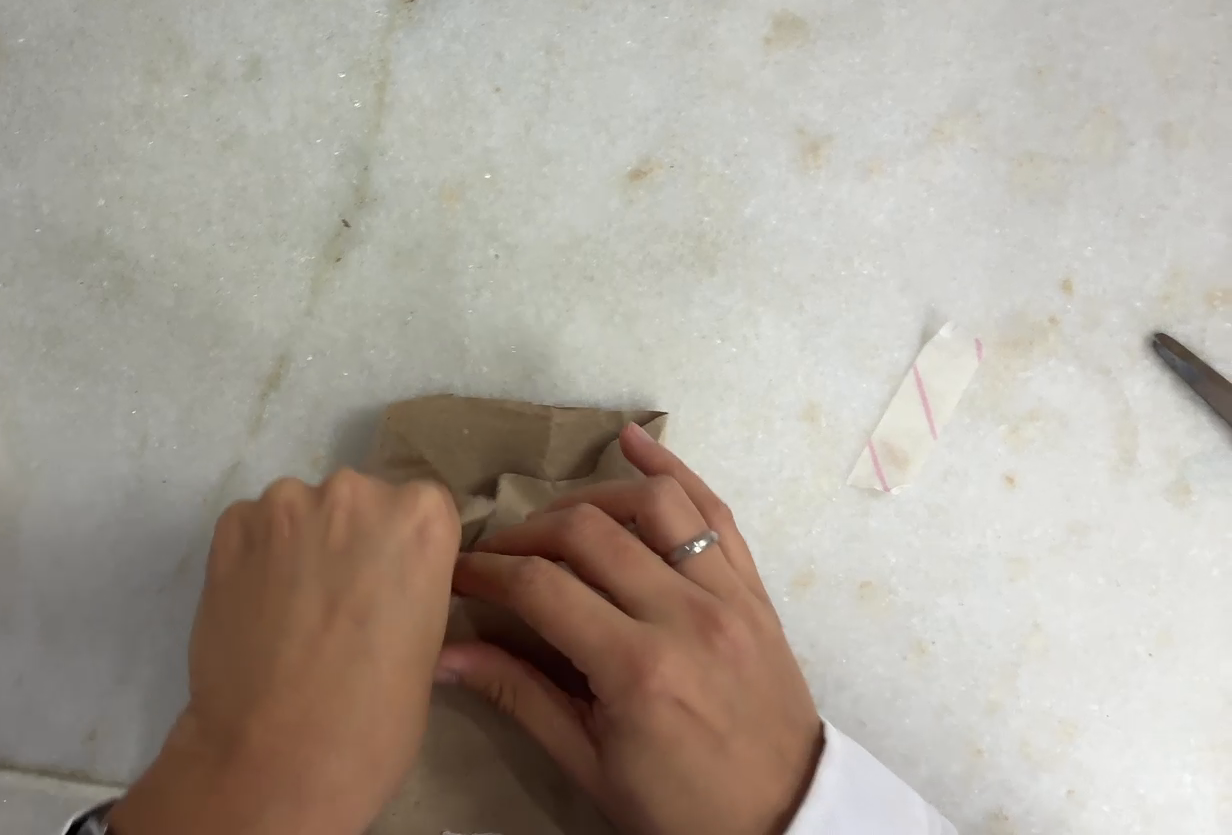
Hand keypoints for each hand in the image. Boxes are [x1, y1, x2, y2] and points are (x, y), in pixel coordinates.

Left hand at [110, 469, 460, 834]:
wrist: (276, 757)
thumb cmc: (373, 717)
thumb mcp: (426, 641)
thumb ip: (409, 581)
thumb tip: (386, 574)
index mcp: (419, 518)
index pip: (420, 505)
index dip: (401, 546)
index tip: (387, 580)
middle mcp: (354, 491)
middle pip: (356, 501)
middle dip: (349, 538)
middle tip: (336, 597)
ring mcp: (287, 502)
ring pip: (299, 510)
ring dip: (298, 542)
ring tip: (289, 606)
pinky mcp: (233, 523)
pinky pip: (252, 525)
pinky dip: (254, 553)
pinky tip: (255, 602)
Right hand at [436, 423, 821, 834]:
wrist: (797, 832)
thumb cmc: (683, 811)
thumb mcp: (589, 764)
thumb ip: (516, 694)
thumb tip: (440, 656)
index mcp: (638, 670)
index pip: (539, 586)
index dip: (486, 571)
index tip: (458, 573)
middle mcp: (685, 617)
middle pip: (584, 532)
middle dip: (524, 534)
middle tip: (498, 554)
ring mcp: (728, 597)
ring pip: (650, 504)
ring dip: (590, 496)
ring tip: (557, 518)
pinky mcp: (755, 591)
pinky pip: (715, 512)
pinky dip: (672, 469)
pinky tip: (633, 442)